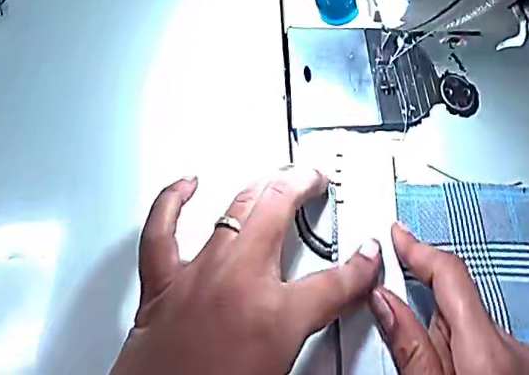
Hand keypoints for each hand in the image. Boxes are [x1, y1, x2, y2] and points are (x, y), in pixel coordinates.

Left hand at [109, 168, 382, 374]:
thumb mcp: (280, 374)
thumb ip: (302, 343)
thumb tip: (314, 337)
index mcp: (274, 317)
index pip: (332, 285)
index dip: (357, 269)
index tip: (366, 256)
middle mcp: (237, 281)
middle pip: (277, 209)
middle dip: (302, 184)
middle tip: (315, 177)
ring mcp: (198, 273)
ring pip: (233, 208)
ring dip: (257, 186)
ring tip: (273, 175)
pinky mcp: (162, 281)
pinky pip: (162, 228)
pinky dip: (172, 201)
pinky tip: (185, 184)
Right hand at [368, 222, 528, 374]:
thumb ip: (411, 347)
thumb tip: (384, 299)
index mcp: (492, 352)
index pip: (450, 272)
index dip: (419, 249)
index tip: (398, 234)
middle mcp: (522, 352)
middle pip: (461, 305)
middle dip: (433, 318)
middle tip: (412, 354)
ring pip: (479, 332)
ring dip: (456, 345)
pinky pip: (499, 354)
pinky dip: (478, 361)